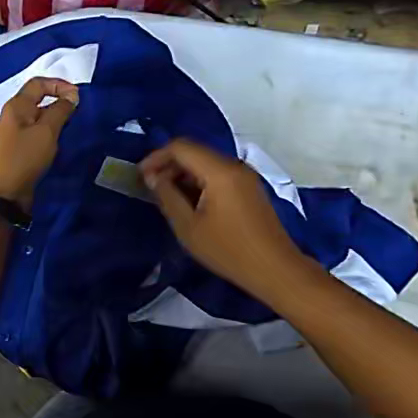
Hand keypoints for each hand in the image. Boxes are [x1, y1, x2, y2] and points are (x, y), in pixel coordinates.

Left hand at [0, 77, 78, 208]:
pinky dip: (51, 136)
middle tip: (80, 115)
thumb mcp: (46, 132)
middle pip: (39, 100)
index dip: (59, 85)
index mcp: (17, 105)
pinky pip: (38, 135)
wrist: (1, 194)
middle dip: (60, 103)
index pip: (38, 83)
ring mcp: (16, 134)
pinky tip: (63, 145)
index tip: (78, 97)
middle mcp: (14, 116)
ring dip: (57, 121)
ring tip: (74, 130)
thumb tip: (71, 95)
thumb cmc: (23, 158)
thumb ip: (60, 110)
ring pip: (40, 119)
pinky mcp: (20, 150)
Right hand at [140, 138, 311, 299]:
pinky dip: (199, 181)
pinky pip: (218, 173)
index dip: (156, 157)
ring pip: (206, 162)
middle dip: (169, 165)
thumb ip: (167, 196)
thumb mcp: (188, 227)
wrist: (277, 271)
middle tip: (151, 187)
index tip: (140, 176)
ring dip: (183, 173)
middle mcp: (234, 165)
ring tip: (167, 196)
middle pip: (194, 151)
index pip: (180, 147)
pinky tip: (190, 202)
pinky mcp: (250, 187)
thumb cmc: (229, 250)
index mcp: (219, 171)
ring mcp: (245, 176)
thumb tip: (153, 177)